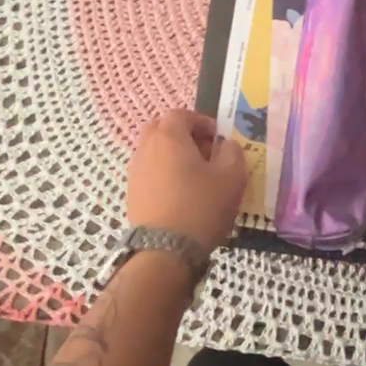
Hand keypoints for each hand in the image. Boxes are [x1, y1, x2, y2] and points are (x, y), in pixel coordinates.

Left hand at [126, 110, 247, 249]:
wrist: (165, 251)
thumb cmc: (201, 206)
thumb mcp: (232, 176)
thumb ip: (232, 152)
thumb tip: (225, 145)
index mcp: (168, 137)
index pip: (181, 114)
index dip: (201, 121)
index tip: (218, 138)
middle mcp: (146, 148)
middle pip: (162, 129)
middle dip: (183, 135)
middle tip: (204, 152)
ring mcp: (135, 171)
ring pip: (154, 151)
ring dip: (173, 155)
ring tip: (195, 176)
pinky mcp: (132, 193)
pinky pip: (149, 172)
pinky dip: (164, 173)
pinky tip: (181, 194)